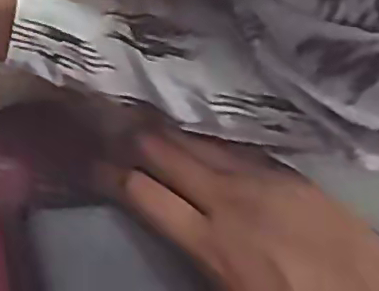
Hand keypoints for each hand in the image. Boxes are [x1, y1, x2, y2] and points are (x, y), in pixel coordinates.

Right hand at [99, 125, 378, 290]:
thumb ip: (201, 266)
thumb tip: (171, 233)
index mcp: (216, 245)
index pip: (144, 194)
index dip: (110, 175)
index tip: (89, 163)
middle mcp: (229, 199)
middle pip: (163, 150)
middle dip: (129, 134)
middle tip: (104, 121)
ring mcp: (261, 177)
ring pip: (195, 138)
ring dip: (163, 126)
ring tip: (138, 113)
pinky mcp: (289, 170)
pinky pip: (233, 142)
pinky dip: (204, 134)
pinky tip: (195, 129)